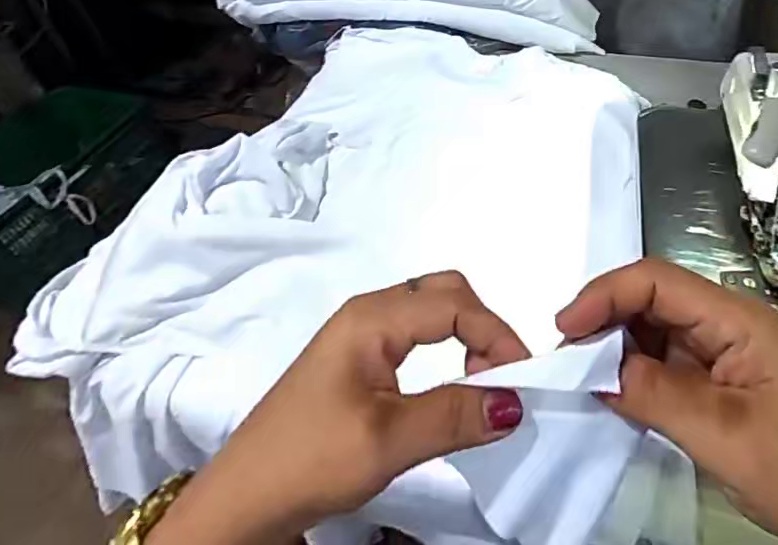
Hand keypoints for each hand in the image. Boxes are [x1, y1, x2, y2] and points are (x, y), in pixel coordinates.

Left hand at [150, 272, 530, 544]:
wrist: (252, 487)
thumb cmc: (313, 455)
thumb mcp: (387, 440)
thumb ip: (453, 415)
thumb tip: (514, 400)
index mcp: (371, 317)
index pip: (451, 302)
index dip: (495, 333)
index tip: (525, 381)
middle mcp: (366, 311)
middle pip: (441, 291)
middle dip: (482, 324)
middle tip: (503, 381)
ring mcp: (359, 331)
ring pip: (428, 309)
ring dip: (465, 335)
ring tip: (483, 387)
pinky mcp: (358, 355)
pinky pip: (413, 332)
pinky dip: (445, 346)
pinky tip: (451, 384)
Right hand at [557, 259, 777, 544]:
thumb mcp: (726, 439)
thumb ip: (653, 394)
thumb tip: (589, 371)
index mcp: (736, 320)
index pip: (654, 281)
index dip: (603, 295)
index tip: (566, 328)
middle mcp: (723, 323)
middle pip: (645, 297)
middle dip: (601, 319)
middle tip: (567, 356)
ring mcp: (717, 350)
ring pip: (645, 326)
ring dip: (610, 346)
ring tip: (581, 373)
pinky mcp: (710, 378)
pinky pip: (655, 357)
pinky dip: (626, 369)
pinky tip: (611, 388)